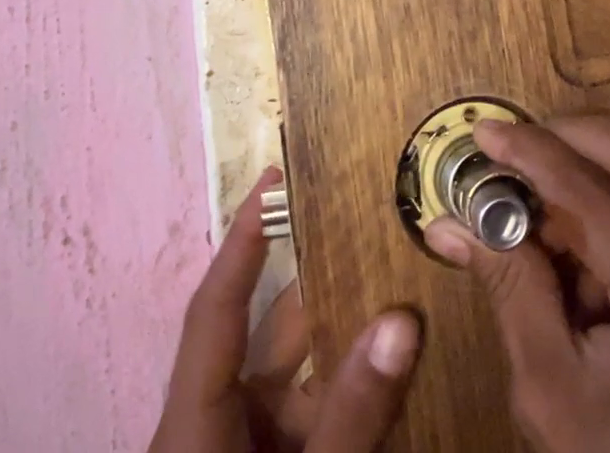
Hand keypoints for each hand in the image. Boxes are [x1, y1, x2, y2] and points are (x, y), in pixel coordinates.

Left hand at [152, 168, 421, 452]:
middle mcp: (222, 418)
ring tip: (411, 285)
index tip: (270, 182)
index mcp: (198, 416)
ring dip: (356, 336)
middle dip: (331, 282)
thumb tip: (401, 322)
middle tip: (382, 228)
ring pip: (310, 372)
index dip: (243, 242)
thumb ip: (352, 410)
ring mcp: (254, 441)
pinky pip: (323, 409)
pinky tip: (408, 362)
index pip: (217, 308)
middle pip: (277, 335)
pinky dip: (360, 386)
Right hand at [423, 118, 609, 452]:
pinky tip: (592, 243)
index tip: (486, 130)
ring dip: (603, 171)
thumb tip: (453, 220)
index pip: (601, 199)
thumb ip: (513, 288)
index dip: (536, 156)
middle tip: (516, 146)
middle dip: (576, 139)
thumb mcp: (554, 391)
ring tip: (544, 205)